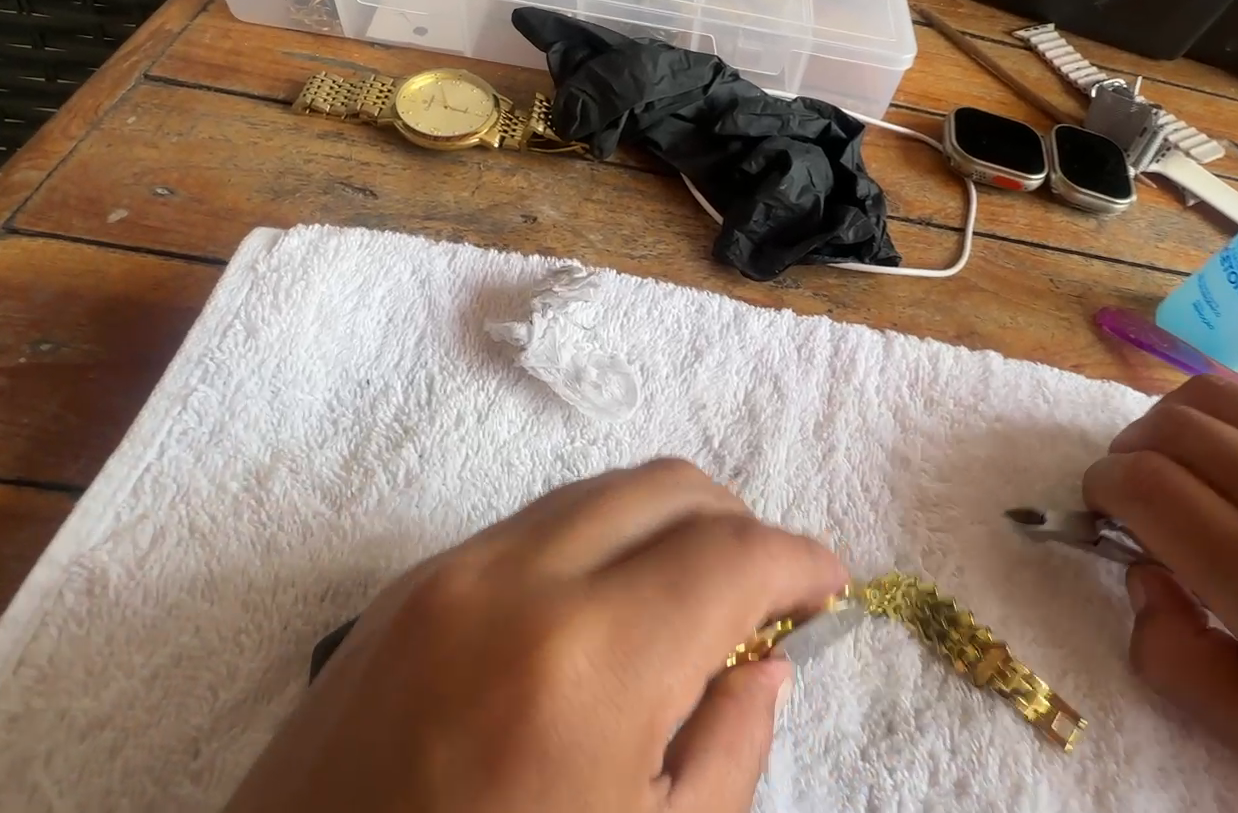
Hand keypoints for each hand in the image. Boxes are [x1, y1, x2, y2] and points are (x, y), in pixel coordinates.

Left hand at [224, 459, 846, 812]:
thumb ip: (729, 751)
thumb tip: (765, 665)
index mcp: (585, 664)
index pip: (730, 554)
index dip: (800, 560)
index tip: (830, 589)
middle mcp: (514, 582)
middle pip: (670, 487)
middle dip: (740, 525)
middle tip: (763, 597)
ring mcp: (448, 572)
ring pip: (605, 491)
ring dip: (671, 525)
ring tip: (690, 600)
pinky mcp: (407, 586)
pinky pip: (541, 521)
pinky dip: (604, 540)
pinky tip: (608, 611)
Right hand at [1085, 376, 1237, 812]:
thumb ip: (1171, 657)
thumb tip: (1141, 571)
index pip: (1149, 489)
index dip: (1103, 487)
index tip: (1102, 509)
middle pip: (1176, 426)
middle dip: (1128, 449)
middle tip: (1131, 486)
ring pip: (1223, 395)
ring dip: (1174, 423)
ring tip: (1179, 464)